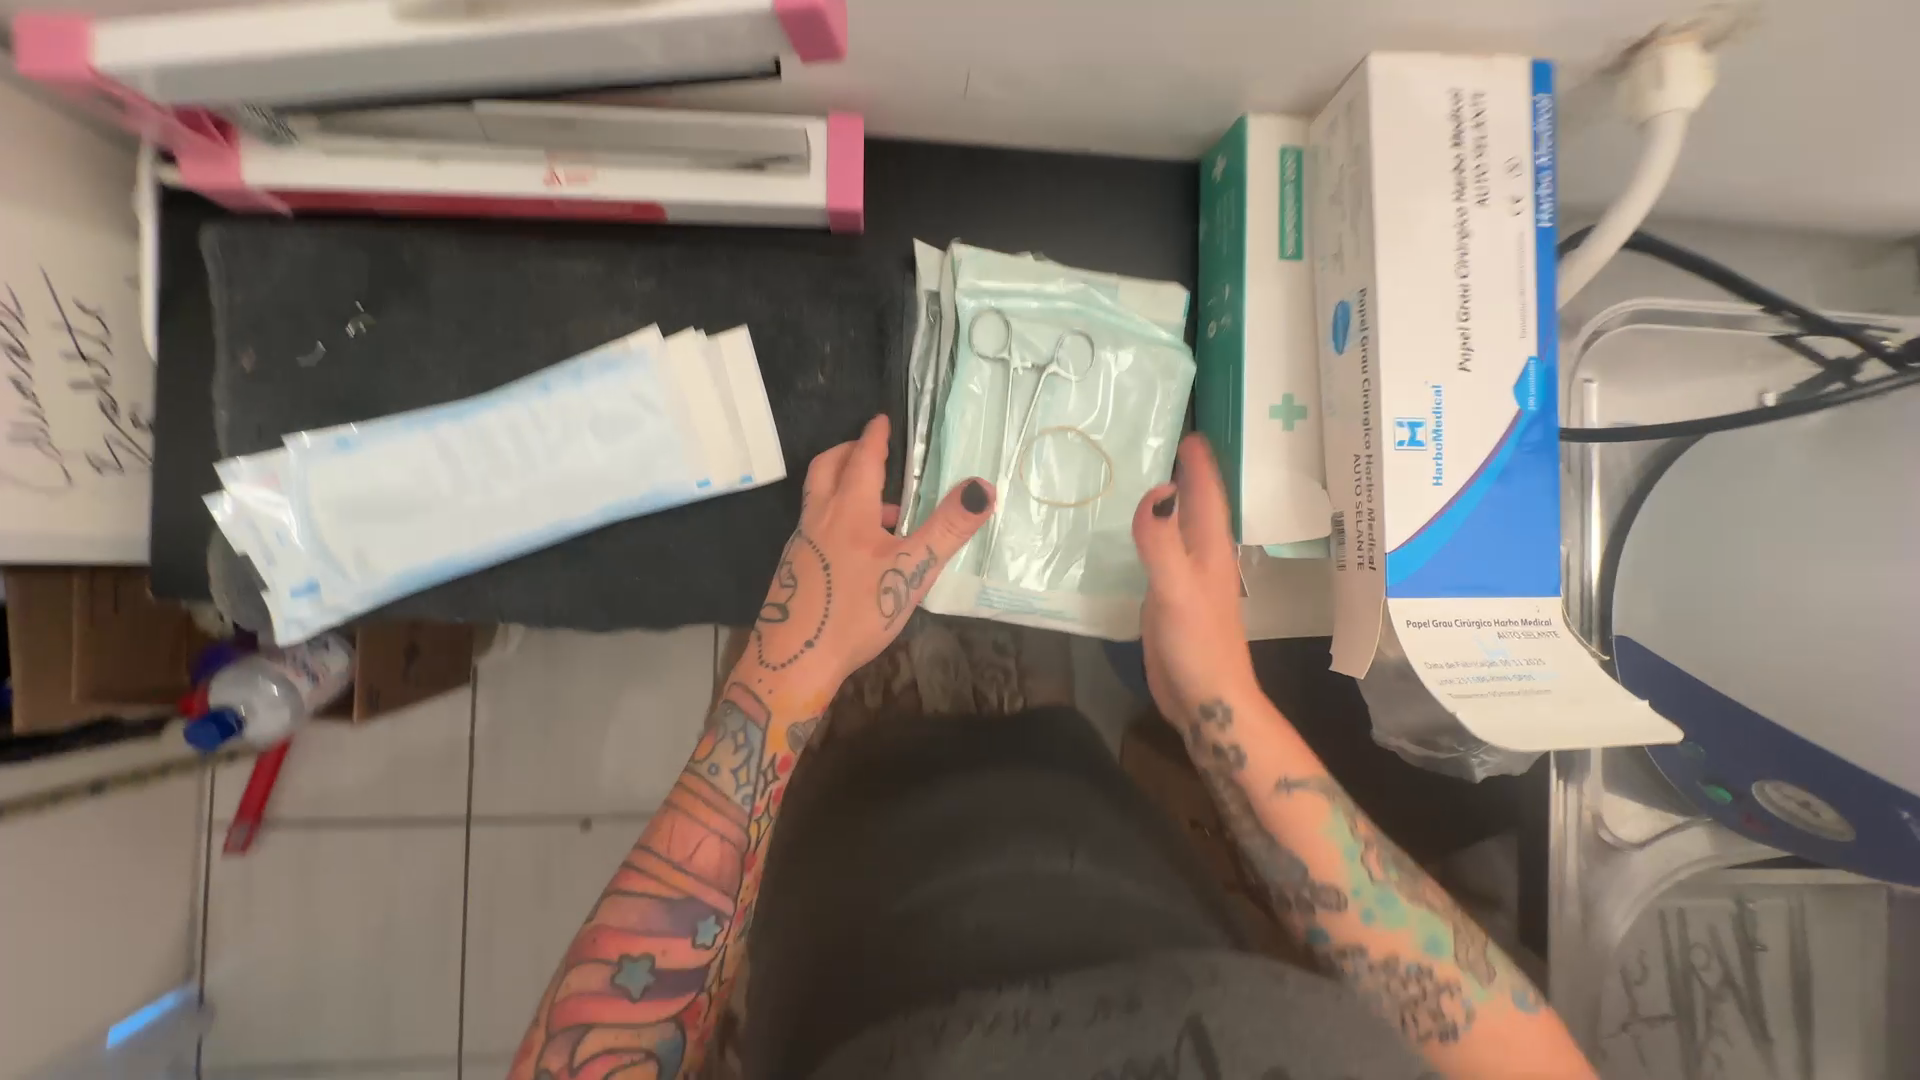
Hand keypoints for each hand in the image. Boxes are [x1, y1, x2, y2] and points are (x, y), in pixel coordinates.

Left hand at [744, 414, 994, 700]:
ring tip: (880, 507)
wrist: (794, 660)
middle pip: (827, 468)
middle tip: (870, 448)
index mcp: (850, 510)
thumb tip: (983, 487)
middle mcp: (820, 518)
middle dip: (849, 451)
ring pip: (819, 498)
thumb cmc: (856, 612)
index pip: (864, 460)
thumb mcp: (913, 571)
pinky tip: (857, 551)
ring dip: (843, 486)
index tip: (881, 419)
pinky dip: (836, 517)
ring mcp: (802, 544)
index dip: (875, 437)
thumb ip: (947, 529)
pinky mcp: (795, 569)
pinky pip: (816, 526)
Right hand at [1132, 433, 1259, 721]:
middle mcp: (1201, 556)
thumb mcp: (1176, 588)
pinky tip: (1129, 533)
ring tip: (1140, 475)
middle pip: (1194, 505)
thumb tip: (1158, 488)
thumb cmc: (1197, 644)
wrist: (1205, 700)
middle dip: (1182, 472)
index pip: (1206, 493)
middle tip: (1155, 440)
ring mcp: (1186, 578)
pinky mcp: (1169, 598)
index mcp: (1209, 548)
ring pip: (1177, 527)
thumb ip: (1162, 540)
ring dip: (1165, 501)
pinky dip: (1148, 534)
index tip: (1186, 428)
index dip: (1199, 462)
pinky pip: (1159, 553)